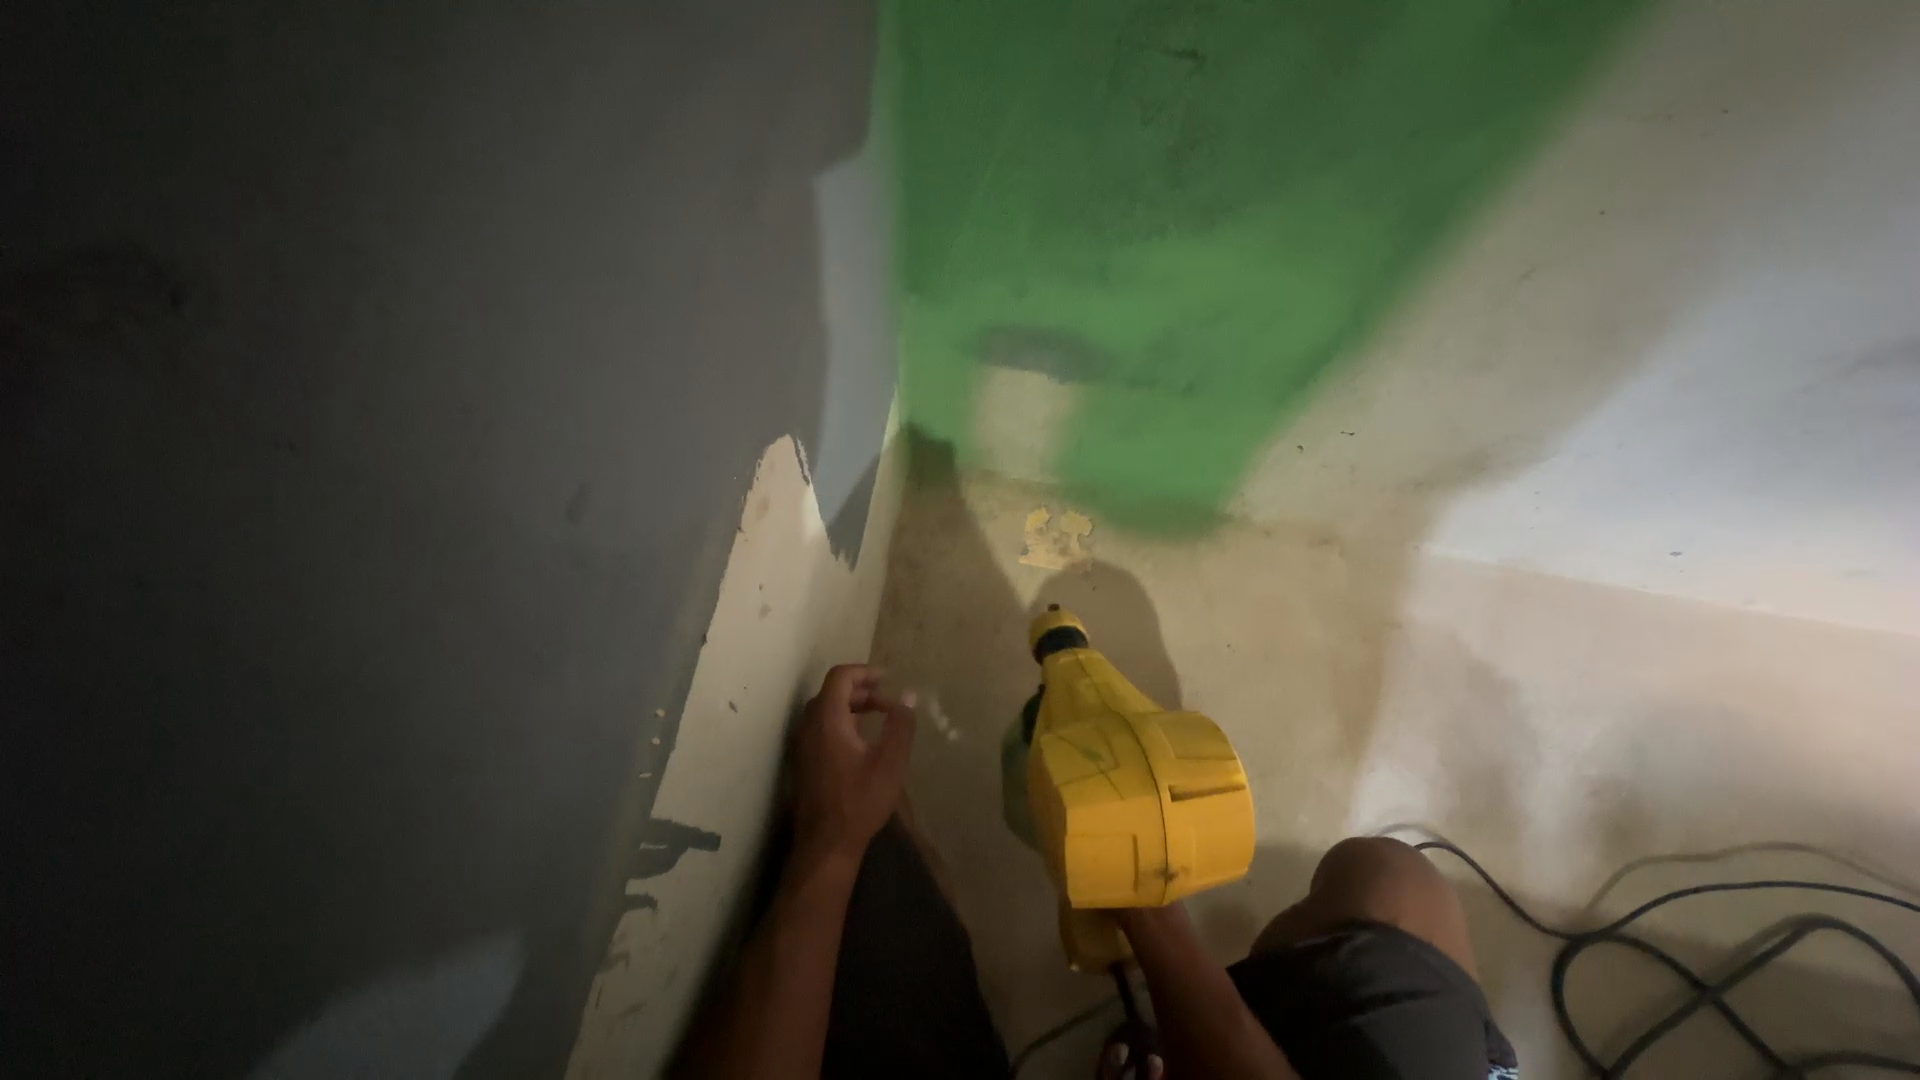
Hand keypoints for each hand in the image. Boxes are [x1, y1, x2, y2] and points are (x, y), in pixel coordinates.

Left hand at [789, 664, 915, 866]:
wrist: (826, 843)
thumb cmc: (860, 800)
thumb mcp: (891, 761)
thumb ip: (900, 725)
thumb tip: (908, 695)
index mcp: (828, 719)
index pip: (840, 677)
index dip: (864, 672)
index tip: (888, 677)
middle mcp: (809, 726)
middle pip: (831, 692)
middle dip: (861, 689)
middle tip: (887, 700)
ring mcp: (803, 745)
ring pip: (825, 711)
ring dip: (851, 706)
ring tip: (878, 717)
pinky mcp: (803, 762)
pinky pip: (821, 728)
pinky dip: (842, 722)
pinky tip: (861, 741)